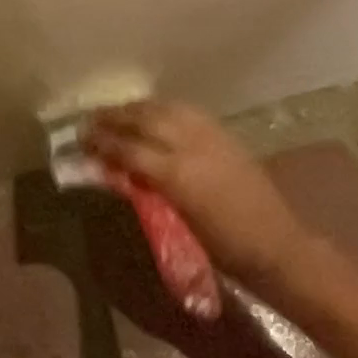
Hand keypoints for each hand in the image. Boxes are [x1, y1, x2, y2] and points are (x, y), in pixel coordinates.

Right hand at [84, 101, 310, 287]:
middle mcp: (191, 146)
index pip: (129, 148)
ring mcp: (211, 136)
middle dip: (115, 117)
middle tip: (91, 118)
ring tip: (117, 111)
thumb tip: (114, 174)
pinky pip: (188, 111)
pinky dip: (165, 108)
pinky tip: (155, 112)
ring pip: (167, 109)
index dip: (102, 142)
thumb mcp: (176, 226)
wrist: (276, 244)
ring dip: (139, 108)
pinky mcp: (225, 134)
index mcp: (176, 174)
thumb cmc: (223, 249)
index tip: (81, 138)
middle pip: (145, 119)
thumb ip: (144, 193)